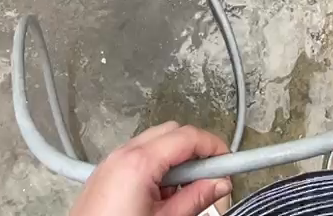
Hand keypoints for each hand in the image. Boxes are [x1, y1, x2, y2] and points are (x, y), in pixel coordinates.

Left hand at [68, 122, 232, 215]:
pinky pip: (137, 155)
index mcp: (140, 162)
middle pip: (172, 132)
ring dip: (175, 159)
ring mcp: (111, 162)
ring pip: (155, 142)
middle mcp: (124, 153)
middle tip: (210, 177)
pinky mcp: (104, 174)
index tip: (228, 161)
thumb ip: (195, 199)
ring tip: (180, 195)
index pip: (188, 137)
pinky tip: (158, 197)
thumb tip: (220, 184)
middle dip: (194, 150)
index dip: (213, 146)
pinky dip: (155, 166)